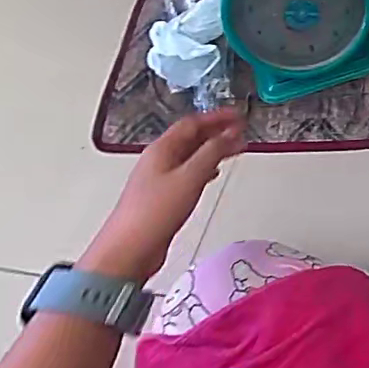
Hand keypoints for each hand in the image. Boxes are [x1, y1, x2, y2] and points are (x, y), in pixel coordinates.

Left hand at [79, 110, 245, 281]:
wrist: (128, 251)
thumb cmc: (155, 212)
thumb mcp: (190, 176)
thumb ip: (213, 152)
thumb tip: (231, 133)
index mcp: (162, 149)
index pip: (193, 123)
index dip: (217, 117)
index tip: (238, 115)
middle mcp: (159, 160)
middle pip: (191, 137)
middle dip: (217, 131)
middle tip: (240, 130)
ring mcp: (159, 178)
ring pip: (191, 154)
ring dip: (213, 149)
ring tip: (234, 148)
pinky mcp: (163, 196)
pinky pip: (188, 172)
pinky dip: (205, 167)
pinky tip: (213, 173)